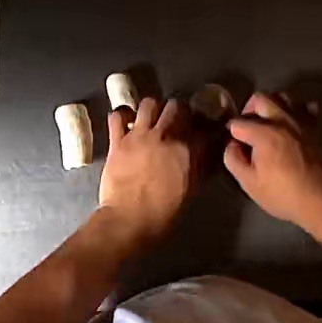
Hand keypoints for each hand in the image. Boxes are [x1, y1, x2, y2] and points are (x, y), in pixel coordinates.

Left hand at [96, 97, 200, 246]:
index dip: (203, 129)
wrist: (129, 219)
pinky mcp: (118, 140)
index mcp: (187, 150)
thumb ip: (197, 167)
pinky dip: (121, 115)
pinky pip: (117, 116)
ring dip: (152, 108)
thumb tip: (202, 156)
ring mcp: (140, 135)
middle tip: (176, 119)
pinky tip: (124, 121)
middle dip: (179, 110)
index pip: (202, 129)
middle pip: (177, 106)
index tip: (202, 132)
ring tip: (150, 118)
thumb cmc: (163, 213)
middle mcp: (165, 136)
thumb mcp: (190, 190)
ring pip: (149, 103)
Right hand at [224, 92, 321, 230]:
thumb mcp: (249, 183)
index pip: (238, 122)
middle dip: (248, 108)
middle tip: (246, 127)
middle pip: (260, 98)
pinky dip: (297, 108)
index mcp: (263, 133)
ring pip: (283, 96)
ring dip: (271, 103)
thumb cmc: (282, 194)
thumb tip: (232, 144)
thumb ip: (233, 159)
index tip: (234, 146)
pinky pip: (305, 106)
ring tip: (267, 122)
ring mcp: (300, 122)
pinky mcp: (313, 128)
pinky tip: (292, 121)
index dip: (232, 133)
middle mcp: (281, 120)